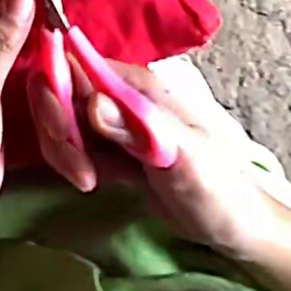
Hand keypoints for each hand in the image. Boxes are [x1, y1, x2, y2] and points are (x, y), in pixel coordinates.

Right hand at [71, 57, 290, 257]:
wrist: (234, 226)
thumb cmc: (217, 187)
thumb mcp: (183, 157)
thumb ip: (139, 128)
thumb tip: (93, 102)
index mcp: (136, 82)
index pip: (73, 64)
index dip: (56, 91)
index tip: (62, 132)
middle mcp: (119, 92)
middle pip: (60, 89)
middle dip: (57, 127)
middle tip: (78, 168)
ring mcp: (112, 118)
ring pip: (61, 118)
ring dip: (63, 149)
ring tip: (89, 180)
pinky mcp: (109, 145)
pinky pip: (71, 143)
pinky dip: (71, 161)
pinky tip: (94, 181)